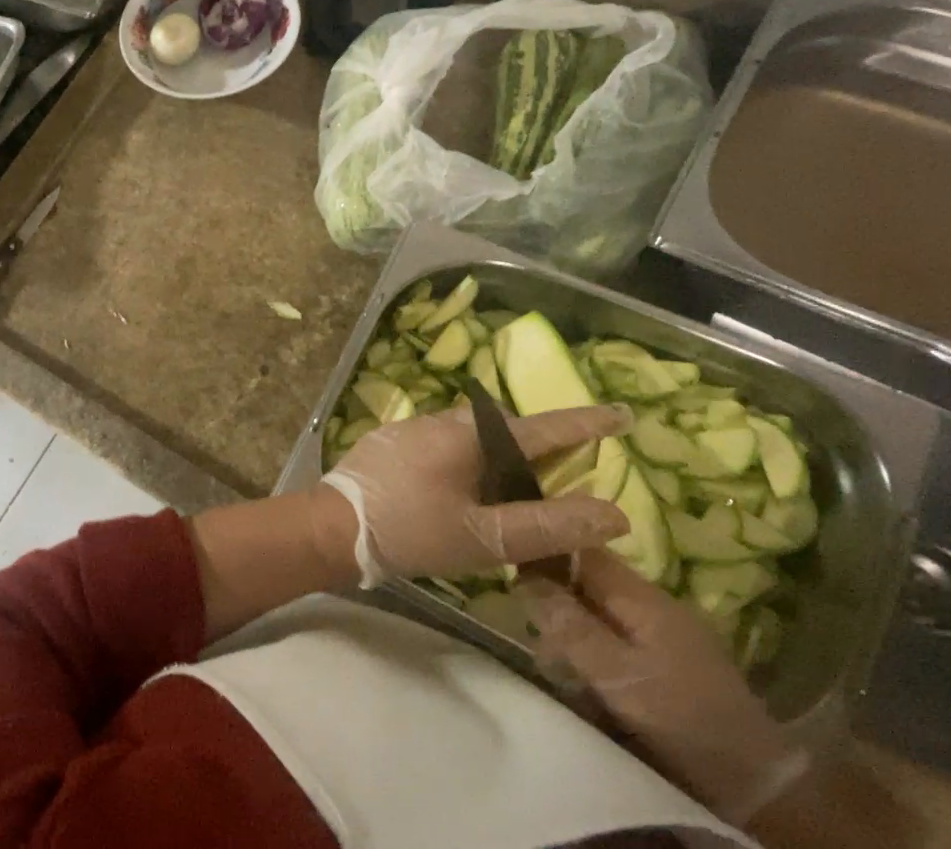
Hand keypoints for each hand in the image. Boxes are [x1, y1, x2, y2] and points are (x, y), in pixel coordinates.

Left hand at [312, 404, 632, 585]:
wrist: (328, 529)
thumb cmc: (409, 531)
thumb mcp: (485, 538)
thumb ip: (549, 526)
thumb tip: (614, 513)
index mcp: (466, 436)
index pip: (541, 427)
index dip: (584, 424)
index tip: (622, 413)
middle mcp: (437, 421)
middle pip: (503, 426)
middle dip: (537, 440)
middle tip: (567, 461)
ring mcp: (406, 430)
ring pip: (468, 433)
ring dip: (497, 450)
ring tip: (517, 478)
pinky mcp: (385, 445)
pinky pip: (440, 442)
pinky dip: (465, 457)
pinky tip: (463, 484)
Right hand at [522, 549, 808, 822]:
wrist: (754, 784)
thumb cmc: (681, 719)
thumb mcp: (616, 674)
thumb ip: (570, 625)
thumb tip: (524, 577)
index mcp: (645, 600)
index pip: (585, 552)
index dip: (544, 549)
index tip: (504, 560)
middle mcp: (654, 608)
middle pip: (587, 581)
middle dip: (550, 595)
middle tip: (519, 615)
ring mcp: (662, 635)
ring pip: (595, 611)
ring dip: (566, 626)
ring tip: (544, 652)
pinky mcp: (663, 663)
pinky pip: (609, 637)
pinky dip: (585, 647)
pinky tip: (573, 671)